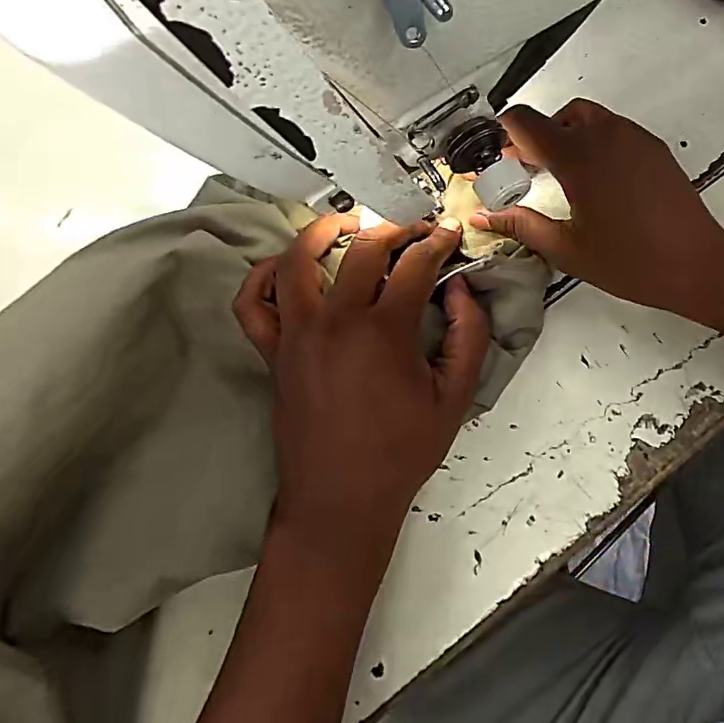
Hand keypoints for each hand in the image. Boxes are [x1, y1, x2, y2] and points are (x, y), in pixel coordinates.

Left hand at [232, 214, 489, 542]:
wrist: (341, 499)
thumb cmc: (401, 451)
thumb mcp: (455, 394)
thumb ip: (470, 334)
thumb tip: (461, 289)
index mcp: (384, 332)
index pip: (414, 265)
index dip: (438, 242)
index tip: (450, 234)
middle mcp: (336, 323)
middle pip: (362, 249)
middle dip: (396, 230)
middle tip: (416, 231)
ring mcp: (297, 335)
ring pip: (298, 260)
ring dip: (324, 231)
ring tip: (350, 223)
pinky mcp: (273, 353)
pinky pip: (253, 303)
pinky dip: (263, 276)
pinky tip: (286, 267)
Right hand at [471, 100, 723, 319]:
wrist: (698, 263)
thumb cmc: (634, 262)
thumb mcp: (568, 249)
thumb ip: (522, 226)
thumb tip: (486, 216)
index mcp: (578, 157)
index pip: (526, 121)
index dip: (506, 133)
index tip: (502, 157)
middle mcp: (607, 136)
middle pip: (559, 115)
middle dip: (538, 136)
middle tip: (530, 169)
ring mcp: (635, 139)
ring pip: (590, 119)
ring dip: (569, 136)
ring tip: (564, 177)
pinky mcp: (655, 149)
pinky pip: (616, 131)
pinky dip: (597, 143)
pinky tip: (598, 181)